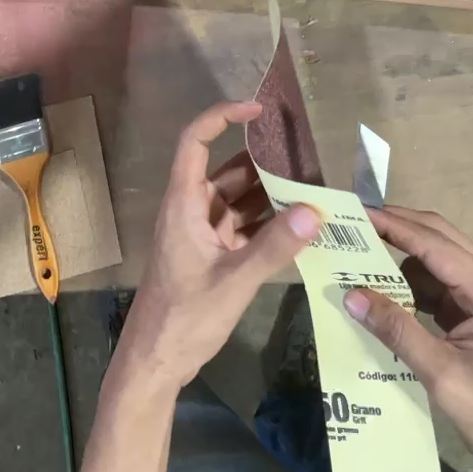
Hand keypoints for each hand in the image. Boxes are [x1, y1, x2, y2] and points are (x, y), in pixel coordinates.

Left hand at [113, 101, 321, 389]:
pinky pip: (242, 226)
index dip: (222, 117)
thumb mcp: (234, 281)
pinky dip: (267, 223)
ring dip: (270, 194)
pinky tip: (299, 226)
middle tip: (307, 159)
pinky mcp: (212, 254)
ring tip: (313, 190)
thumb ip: (274, 247)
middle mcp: (191, 209)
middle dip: (264, 162)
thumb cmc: (184, 317)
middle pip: (227, 170)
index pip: (195, 141)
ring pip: (238, 199)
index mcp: (183, 203)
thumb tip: (315, 210)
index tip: (257, 109)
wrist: (157, 361)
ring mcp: (201, 232)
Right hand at [342, 206, 472, 471]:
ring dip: (408, 263)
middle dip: (400, 229)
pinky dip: (421, 288)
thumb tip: (352, 296)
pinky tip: (395, 301)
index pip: (435, 244)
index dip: (395, 225)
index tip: (359, 213)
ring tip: (367, 267)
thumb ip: (398, 330)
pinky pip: (450, 286)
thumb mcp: (442, 375)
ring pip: (444, 261)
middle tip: (358, 225)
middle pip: (443, 239)